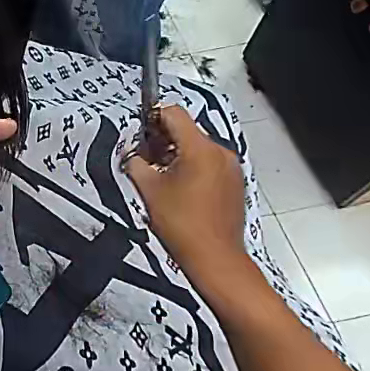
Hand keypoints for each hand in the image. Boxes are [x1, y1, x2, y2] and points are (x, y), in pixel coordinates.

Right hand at [123, 106, 249, 281]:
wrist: (215, 257)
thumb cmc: (182, 225)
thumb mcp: (149, 191)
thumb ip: (136, 163)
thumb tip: (133, 153)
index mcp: (200, 148)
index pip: (174, 113)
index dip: (153, 118)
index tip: (142, 134)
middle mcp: (220, 152)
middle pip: (188, 130)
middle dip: (165, 140)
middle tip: (147, 159)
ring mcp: (231, 167)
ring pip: (200, 147)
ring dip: (180, 155)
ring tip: (164, 177)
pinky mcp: (235, 182)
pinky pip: (212, 163)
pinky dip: (196, 167)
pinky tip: (183, 189)